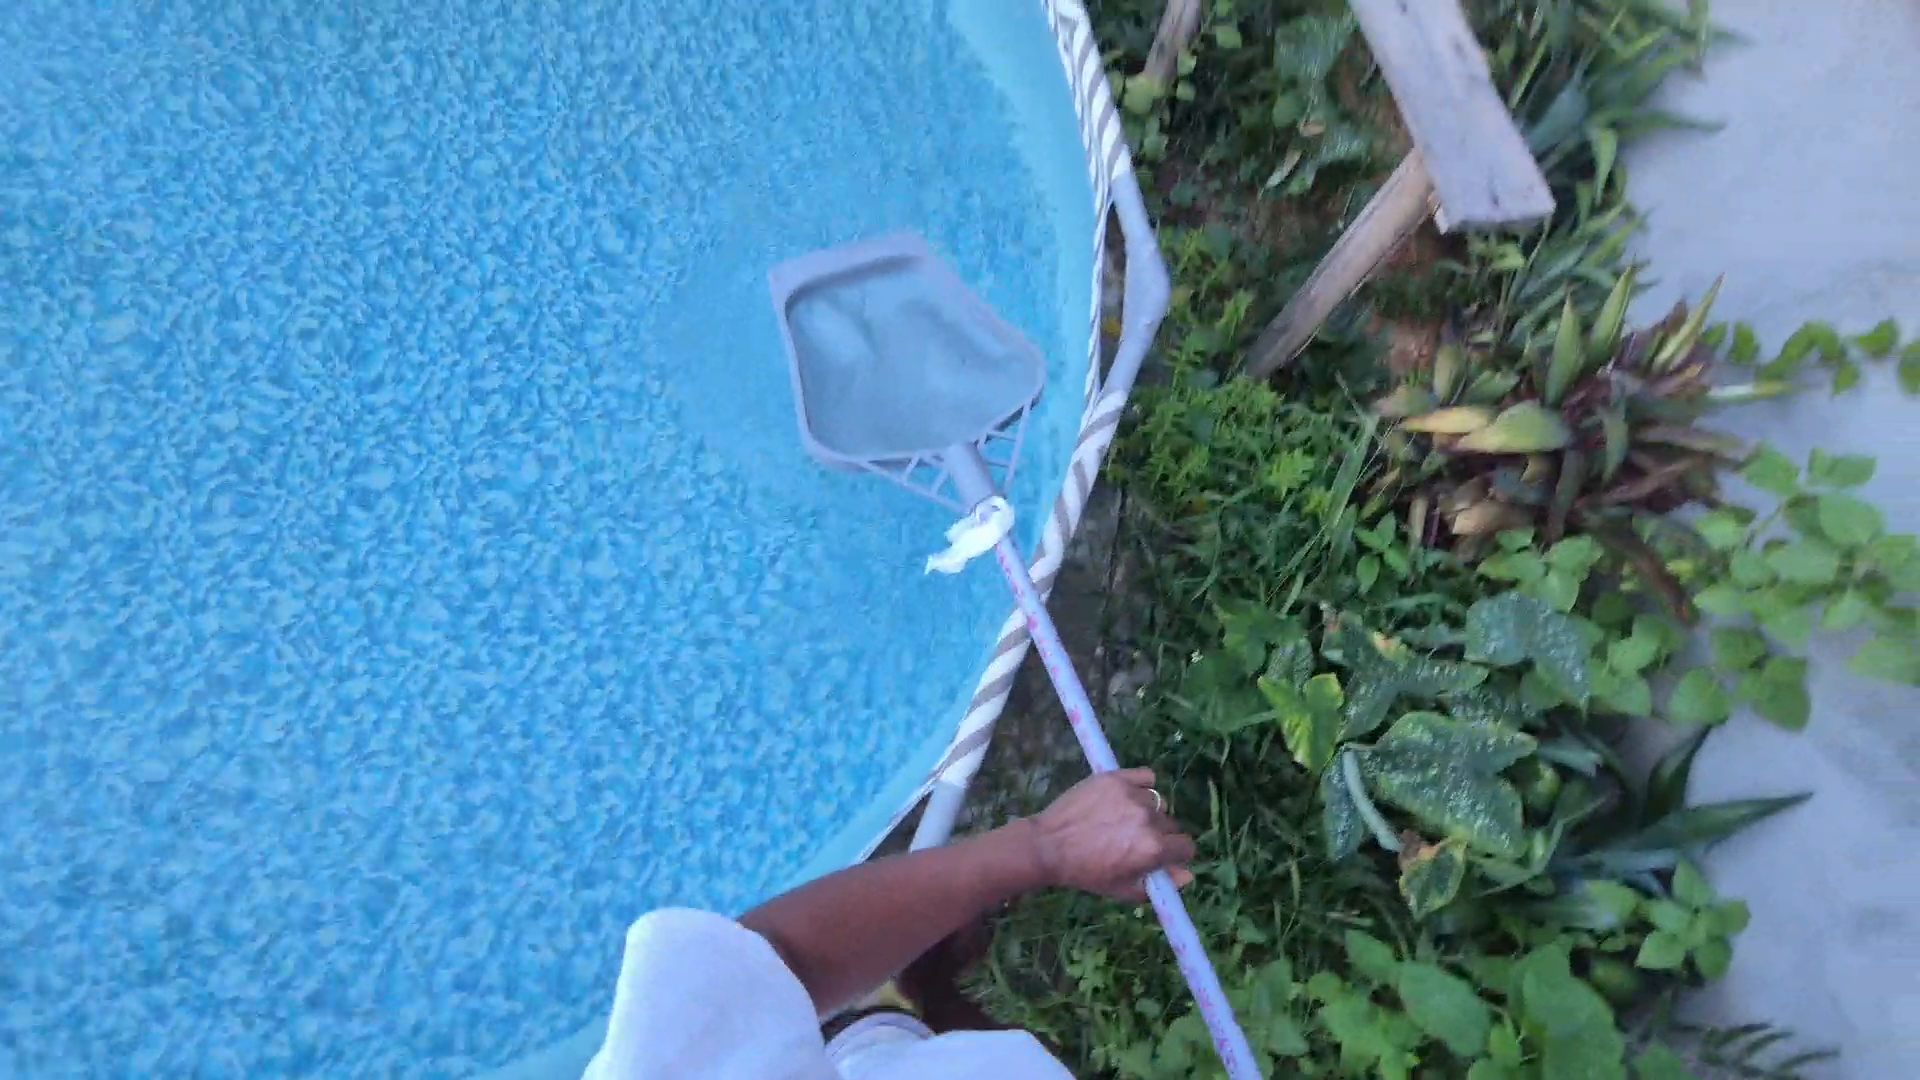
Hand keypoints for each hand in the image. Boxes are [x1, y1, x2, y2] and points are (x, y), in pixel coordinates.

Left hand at [1027, 768, 1195, 901]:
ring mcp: (1131, 795)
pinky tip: (1128, 795)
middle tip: (1134, 838)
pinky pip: (1146, 776)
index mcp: (1153, 849)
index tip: (1161, 854)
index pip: (1186, 846)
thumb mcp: (1124, 888)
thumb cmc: (1086, 872)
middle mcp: (1147, 819)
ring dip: (1147, 810)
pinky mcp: (1116, 777)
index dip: (1175, 853)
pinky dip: (1142, 784)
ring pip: (1157, 802)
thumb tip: (1188, 875)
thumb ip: (1160, 884)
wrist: (1049, 845)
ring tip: (1123, 818)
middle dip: (1159, 833)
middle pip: (1170, 824)